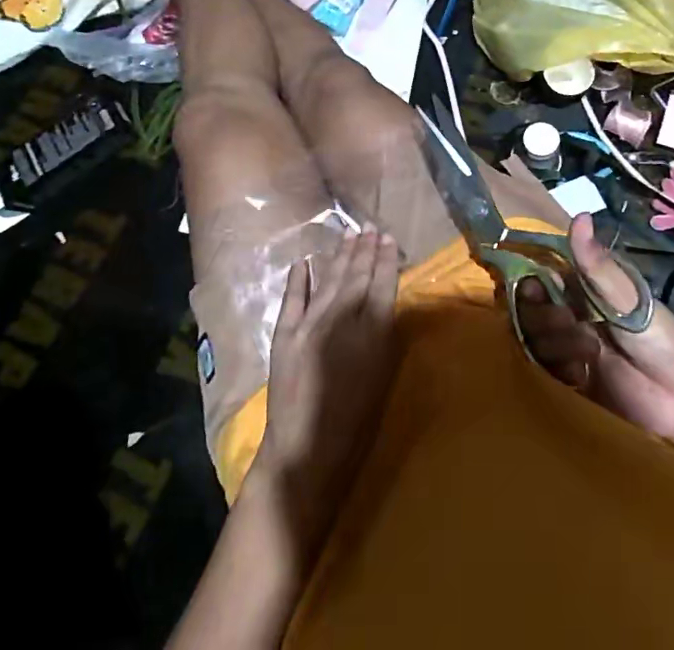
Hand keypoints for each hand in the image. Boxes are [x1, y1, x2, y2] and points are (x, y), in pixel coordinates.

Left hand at [252, 225, 401, 540]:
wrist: (305, 445)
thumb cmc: (355, 416)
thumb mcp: (381, 373)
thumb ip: (383, 334)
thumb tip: (383, 303)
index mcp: (370, 330)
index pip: (380, 284)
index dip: (384, 260)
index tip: (387, 238)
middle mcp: (340, 318)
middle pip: (355, 276)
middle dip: (363, 250)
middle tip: (369, 227)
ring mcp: (309, 323)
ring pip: (327, 279)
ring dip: (338, 256)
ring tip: (348, 236)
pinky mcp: (286, 333)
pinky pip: (293, 297)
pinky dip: (298, 278)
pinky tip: (304, 261)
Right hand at [517, 215, 673, 443]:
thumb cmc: (659, 336)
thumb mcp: (626, 296)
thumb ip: (597, 264)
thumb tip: (580, 215)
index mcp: (586, 289)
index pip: (542, 279)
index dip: (531, 284)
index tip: (533, 288)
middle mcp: (574, 314)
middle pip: (533, 311)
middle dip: (544, 317)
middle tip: (570, 322)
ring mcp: (571, 348)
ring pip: (537, 340)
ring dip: (557, 344)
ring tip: (588, 352)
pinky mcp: (573, 380)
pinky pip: (546, 371)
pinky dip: (559, 370)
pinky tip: (580, 374)